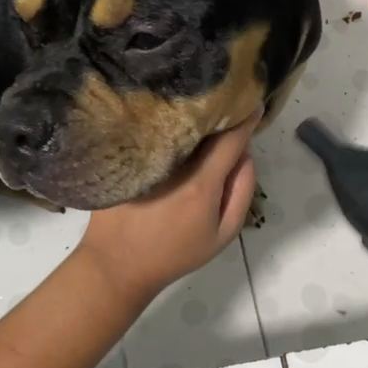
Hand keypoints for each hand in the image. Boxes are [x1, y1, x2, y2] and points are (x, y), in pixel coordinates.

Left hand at [75, 112, 261, 302]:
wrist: (117, 264)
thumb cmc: (174, 253)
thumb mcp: (222, 234)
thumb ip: (241, 192)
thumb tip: (246, 154)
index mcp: (201, 181)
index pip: (230, 137)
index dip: (244, 118)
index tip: (251, 103)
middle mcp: (172, 161)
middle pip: (199, 122)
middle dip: (214, 112)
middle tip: (224, 108)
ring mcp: (143, 155)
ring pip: (172, 122)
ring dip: (187, 115)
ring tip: (196, 113)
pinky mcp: (122, 155)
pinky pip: (149, 131)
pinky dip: (162, 125)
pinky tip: (165, 127)